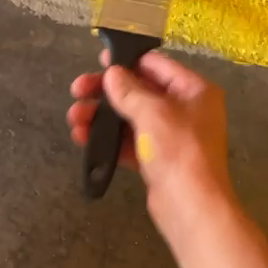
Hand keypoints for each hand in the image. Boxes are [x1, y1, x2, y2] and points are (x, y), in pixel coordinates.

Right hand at [68, 50, 235, 233]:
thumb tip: (111, 74)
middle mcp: (184, 110)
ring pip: (130, 119)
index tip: (100, 62)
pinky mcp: (156, 161)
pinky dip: (107, 140)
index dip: (127, 61)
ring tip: (74, 119)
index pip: (157, 66)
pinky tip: (83, 138)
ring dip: (101, 117)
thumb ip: (129, 91)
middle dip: (107, 93)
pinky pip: (128, 143)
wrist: (190, 206)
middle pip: (139, 93)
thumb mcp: (153, 113)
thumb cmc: (178, 151)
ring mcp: (169, 137)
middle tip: (77, 91)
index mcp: (194, 91)